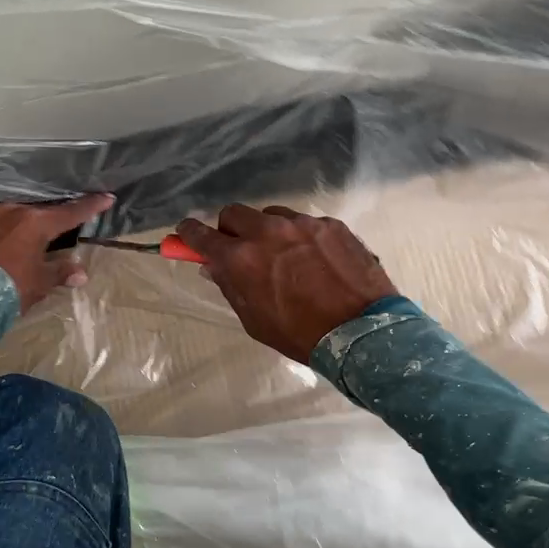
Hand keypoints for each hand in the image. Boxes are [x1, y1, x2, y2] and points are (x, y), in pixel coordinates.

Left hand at [0, 195, 113, 312]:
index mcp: (36, 222)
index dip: (91, 206)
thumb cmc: (9, 287)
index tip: (107, 197)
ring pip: (17, 215)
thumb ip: (60, 272)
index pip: (71, 212)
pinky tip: (5, 244)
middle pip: (42, 212)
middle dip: (54, 218)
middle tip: (66, 223)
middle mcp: (14, 211)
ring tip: (33, 236)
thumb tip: (80, 273)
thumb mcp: (39, 283)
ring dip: (27, 225)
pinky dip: (6, 232)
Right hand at [177, 204, 395, 362]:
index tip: (185, 232)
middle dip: (231, 229)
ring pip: (270, 216)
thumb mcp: (254, 320)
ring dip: (268, 231)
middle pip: (233, 213)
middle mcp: (266, 232)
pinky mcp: (330, 224)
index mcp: (241, 259)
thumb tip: (214, 266)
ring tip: (285, 256)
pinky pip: (304, 223)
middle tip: (241, 248)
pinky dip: (301, 237)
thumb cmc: (301, 334)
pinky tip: (315, 260)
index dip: (189, 232)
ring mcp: (301, 224)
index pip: (201, 234)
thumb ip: (231, 287)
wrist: (362, 332)